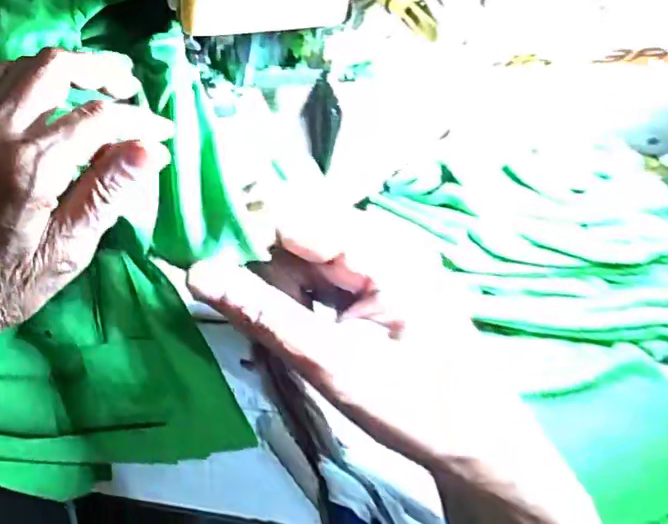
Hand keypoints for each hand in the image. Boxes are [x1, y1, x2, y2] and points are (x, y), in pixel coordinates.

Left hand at [0, 48, 172, 378]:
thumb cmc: (6, 282)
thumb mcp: (66, 252)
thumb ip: (106, 194)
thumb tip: (150, 149)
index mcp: (30, 166)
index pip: (95, 118)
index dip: (136, 120)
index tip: (161, 132)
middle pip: (53, 68)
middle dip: (99, 69)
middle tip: (129, 87)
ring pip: (21, 64)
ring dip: (63, 65)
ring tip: (96, 81)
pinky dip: (22, 71)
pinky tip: (41, 85)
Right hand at [185, 206, 597, 523]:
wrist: (483, 454)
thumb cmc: (422, 412)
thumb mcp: (334, 367)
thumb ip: (263, 314)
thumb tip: (192, 271)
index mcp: (379, 249)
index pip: (286, 212)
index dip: (232, 222)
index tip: (184, 241)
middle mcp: (369, 236)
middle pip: (279, 220)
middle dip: (239, 248)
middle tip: (203, 275)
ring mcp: (361, 251)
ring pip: (280, 239)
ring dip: (253, 268)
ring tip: (241, 300)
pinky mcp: (352, 269)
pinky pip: (293, 258)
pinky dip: (271, 280)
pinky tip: (269, 306)